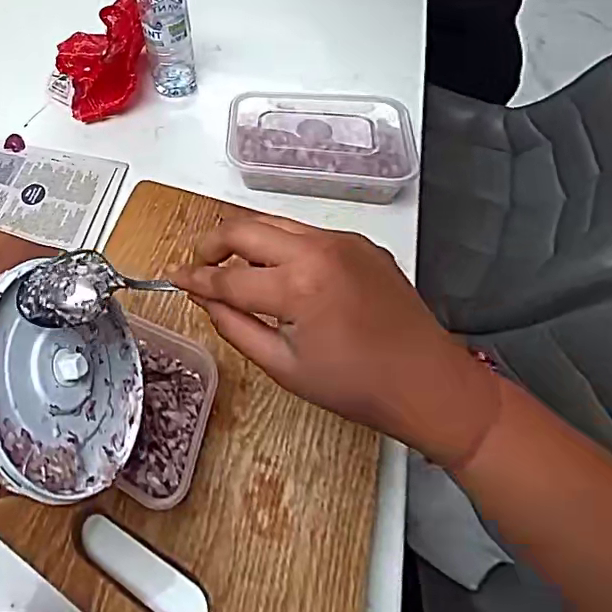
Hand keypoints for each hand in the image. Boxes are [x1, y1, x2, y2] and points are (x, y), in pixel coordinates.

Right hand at [164, 216, 497, 469]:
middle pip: (241, 229)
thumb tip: (203, 297)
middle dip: (210, 245)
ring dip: (243, 241)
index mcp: (300, 287)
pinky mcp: (358, 243)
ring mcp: (342, 243)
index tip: (174, 277)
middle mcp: (320, 252)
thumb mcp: (281, 366)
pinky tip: (279, 273)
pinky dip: (277, 245)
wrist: (437, 389)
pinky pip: (301, 232)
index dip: (194, 278)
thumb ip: (231, 324)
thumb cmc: (360, 387)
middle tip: (199, 265)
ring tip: (234, 267)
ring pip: (269, 223)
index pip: (226, 277)